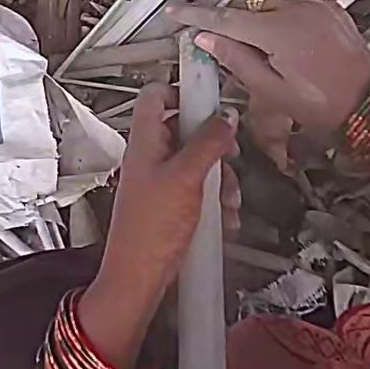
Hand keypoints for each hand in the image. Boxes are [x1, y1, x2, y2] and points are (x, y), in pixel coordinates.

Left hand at [99, 83, 237, 288]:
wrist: (140, 277)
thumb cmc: (151, 230)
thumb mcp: (187, 177)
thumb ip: (209, 143)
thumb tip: (226, 117)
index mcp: (146, 141)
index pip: (156, 96)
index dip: (182, 91)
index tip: (210, 99)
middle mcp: (152, 156)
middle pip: (186, 129)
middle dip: (214, 145)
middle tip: (230, 156)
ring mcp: (162, 180)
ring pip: (198, 161)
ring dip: (221, 178)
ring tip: (229, 199)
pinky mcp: (172, 204)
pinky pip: (200, 189)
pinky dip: (216, 200)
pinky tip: (225, 218)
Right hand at [168, 0, 369, 136]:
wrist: (369, 100)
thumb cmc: (321, 104)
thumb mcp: (271, 91)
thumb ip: (236, 60)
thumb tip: (206, 39)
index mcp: (278, 31)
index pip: (226, 19)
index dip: (196, 15)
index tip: (174, 10)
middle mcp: (296, 9)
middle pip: (249, 12)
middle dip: (235, 28)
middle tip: (233, 54)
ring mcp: (315, 5)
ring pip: (271, 9)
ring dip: (261, 27)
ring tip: (274, 60)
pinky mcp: (329, 8)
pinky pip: (293, 9)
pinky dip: (283, 23)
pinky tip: (292, 49)